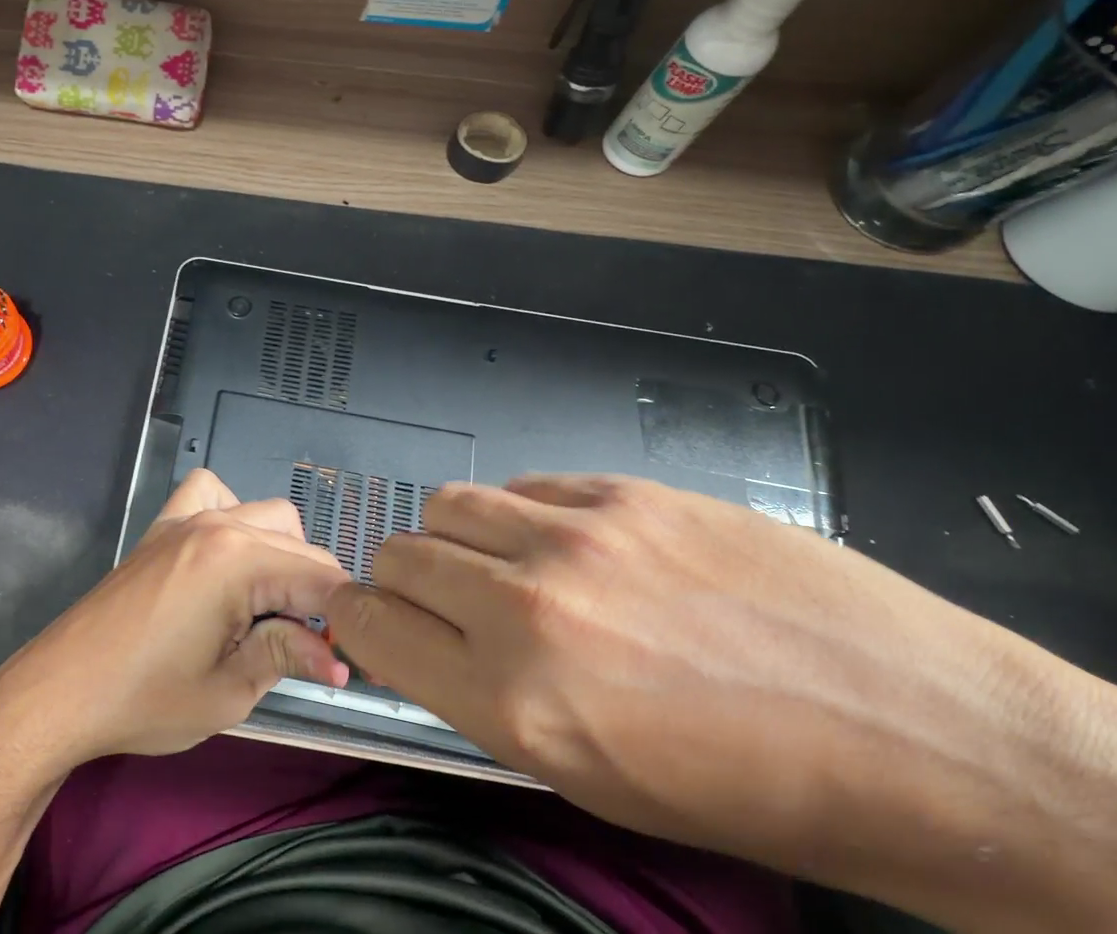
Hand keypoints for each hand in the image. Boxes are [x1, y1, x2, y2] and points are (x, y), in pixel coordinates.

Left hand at [0, 469, 349, 767]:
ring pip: (264, 515)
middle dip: (317, 595)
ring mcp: (184, 521)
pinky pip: (209, 496)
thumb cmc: (144, 700)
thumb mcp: (227, 691)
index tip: (354, 662)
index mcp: (237, 562)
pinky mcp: (160, 530)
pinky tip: (226, 560)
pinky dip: (231, 516)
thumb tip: (339, 658)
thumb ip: (286, 657)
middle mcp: (217, 526)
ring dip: (282, 555)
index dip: (347, 623)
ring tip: (269, 608)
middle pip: (300, 546)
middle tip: (310, 650)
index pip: (322, 581)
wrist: (61, 691)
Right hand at [326, 473, 1116, 920]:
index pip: (366, 623)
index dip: (359, 622)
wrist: (914, 737)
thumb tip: (420, 643)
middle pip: (397, 554)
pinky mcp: (632, 495)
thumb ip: (478, 700)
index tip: (374, 624)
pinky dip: (521, 515)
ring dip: (455, 539)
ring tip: (501, 566)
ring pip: (448, 505)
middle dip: (402, 582)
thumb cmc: (752, 786)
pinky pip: (526, 486)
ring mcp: (581, 538)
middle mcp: (528, 608)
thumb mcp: (585, 776)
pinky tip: (567, 546)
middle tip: (441, 602)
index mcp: (510, 700)